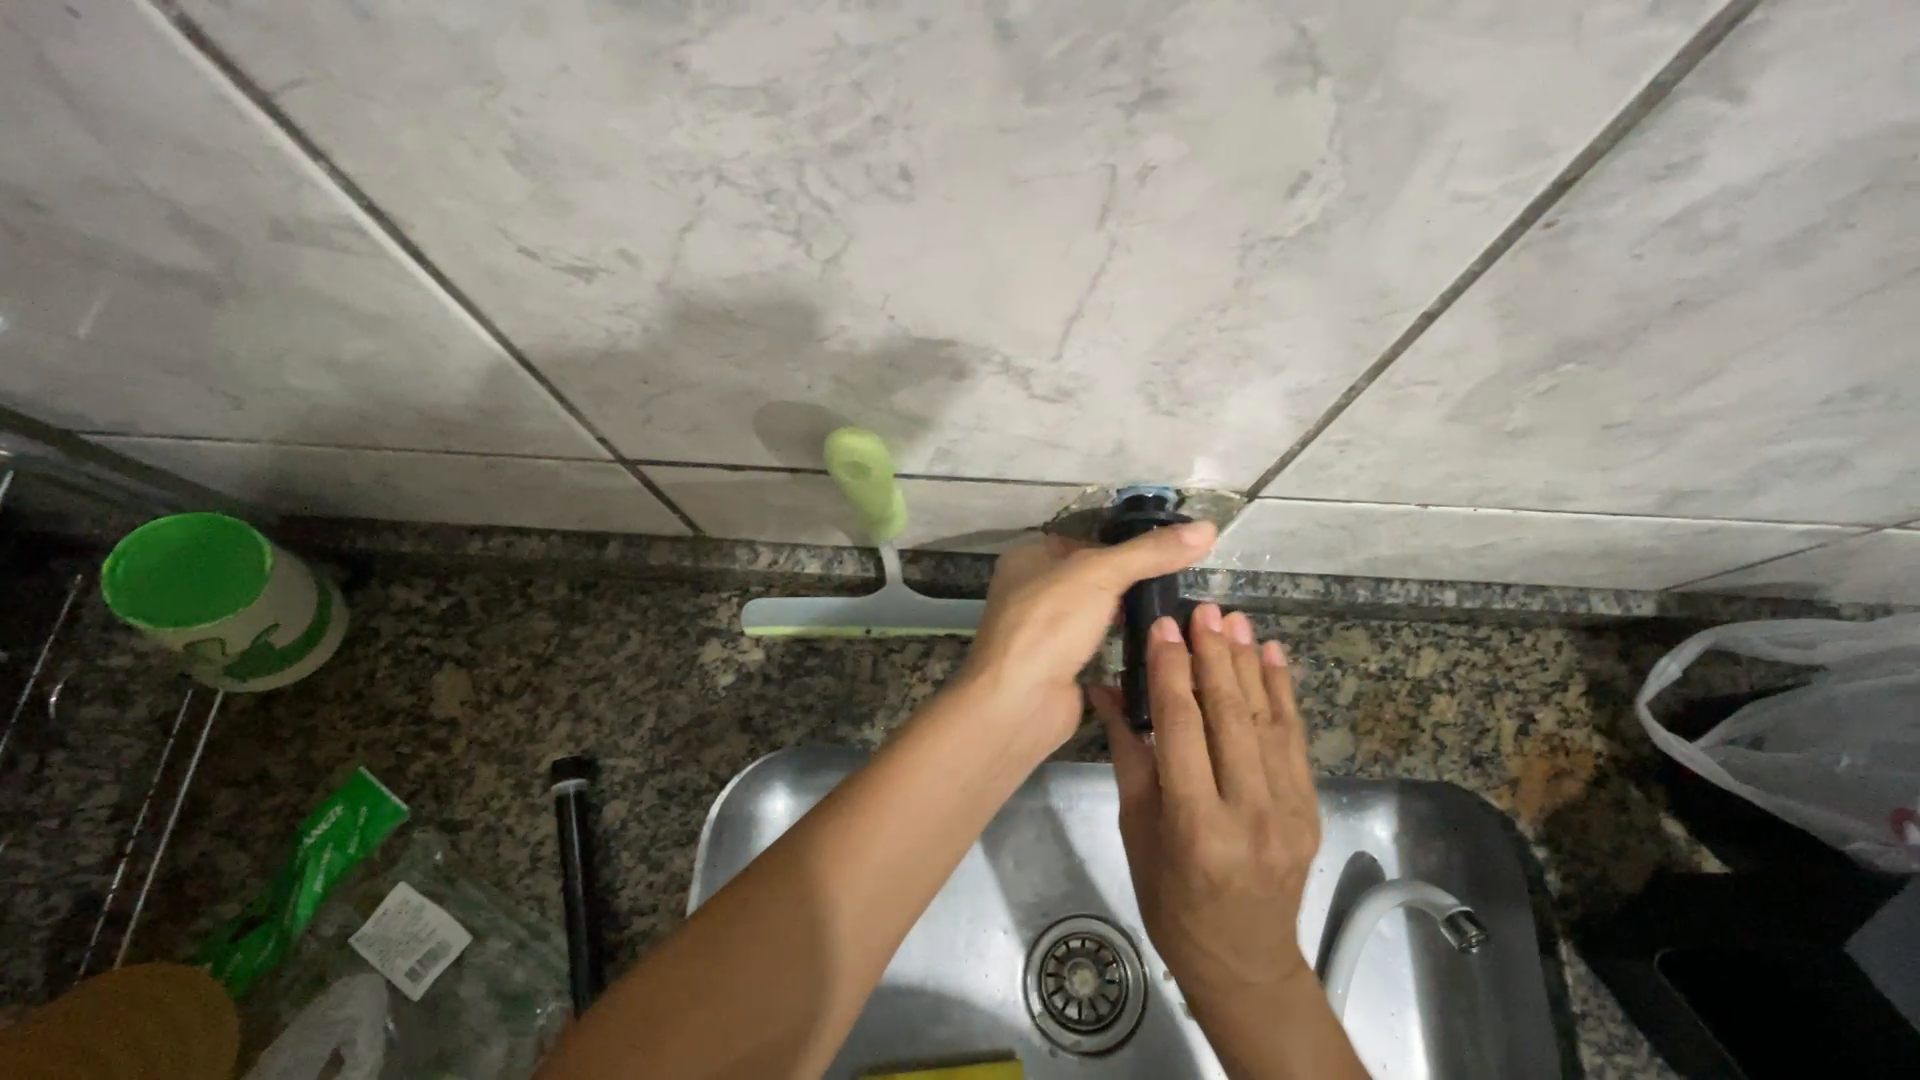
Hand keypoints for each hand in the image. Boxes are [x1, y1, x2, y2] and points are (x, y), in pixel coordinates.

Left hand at [957, 521, 1216, 751]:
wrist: (1018, 703)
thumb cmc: (1049, 624)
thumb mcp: (1101, 574)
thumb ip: (1151, 552)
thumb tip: (1207, 528)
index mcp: (1029, 558)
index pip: (1086, 540)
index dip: (1126, 545)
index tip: (1172, 551)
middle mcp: (1032, 591)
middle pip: (1094, 578)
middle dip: (1133, 582)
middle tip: (1183, 583)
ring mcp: (1046, 632)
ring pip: (1098, 614)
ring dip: (1130, 616)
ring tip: (1179, 612)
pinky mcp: (1060, 667)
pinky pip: (1100, 648)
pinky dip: (1124, 647)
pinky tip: (1159, 645)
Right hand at [1094, 604, 1321, 1011]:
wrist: (1241, 956)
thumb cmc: (1171, 899)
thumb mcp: (1136, 830)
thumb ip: (1129, 756)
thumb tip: (1107, 692)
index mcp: (1195, 824)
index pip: (1181, 728)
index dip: (1170, 672)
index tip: (1162, 627)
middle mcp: (1249, 812)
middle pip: (1229, 716)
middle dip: (1213, 656)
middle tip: (1202, 610)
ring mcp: (1289, 810)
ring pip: (1267, 720)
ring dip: (1249, 664)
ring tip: (1234, 619)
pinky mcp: (1311, 808)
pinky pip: (1296, 740)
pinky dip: (1284, 693)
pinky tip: (1272, 656)